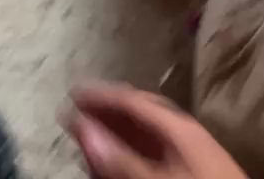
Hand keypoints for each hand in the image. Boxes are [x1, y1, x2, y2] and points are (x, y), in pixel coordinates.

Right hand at [66, 83, 248, 178]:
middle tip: (75, 118)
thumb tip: (82, 129)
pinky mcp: (191, 168)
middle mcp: (181, 130)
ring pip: (144, 137)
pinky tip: (117, 164)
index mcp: (176, 123)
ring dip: (115, 138)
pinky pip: (153, 154)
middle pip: (136, 115)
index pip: (131, 98)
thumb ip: (120, 157)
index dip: (100, 94)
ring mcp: (188, 150)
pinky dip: (131, 155)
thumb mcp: (157, 176)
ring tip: (89, 143)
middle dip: (104, 116)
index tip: (72, 92)